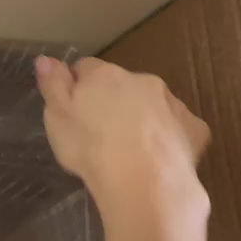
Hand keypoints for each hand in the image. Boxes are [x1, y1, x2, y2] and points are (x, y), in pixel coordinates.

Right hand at [35, 56, 210, 222]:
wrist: (143, 182)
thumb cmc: (89, 147)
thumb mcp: (56, 117)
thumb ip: (53, 85)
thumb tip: (45, 59)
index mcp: (104, 76)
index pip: (85, 68)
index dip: (75, 87)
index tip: (69, 110)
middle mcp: (142, 80)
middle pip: (120, 85)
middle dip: (109, 102)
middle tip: (95, 133)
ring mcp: (173, 103)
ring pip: (149, 104)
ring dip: (137, 117)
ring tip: (123, 149)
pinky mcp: (194, 127)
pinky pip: (174, 126)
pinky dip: (163, 136)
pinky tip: (151, 157)